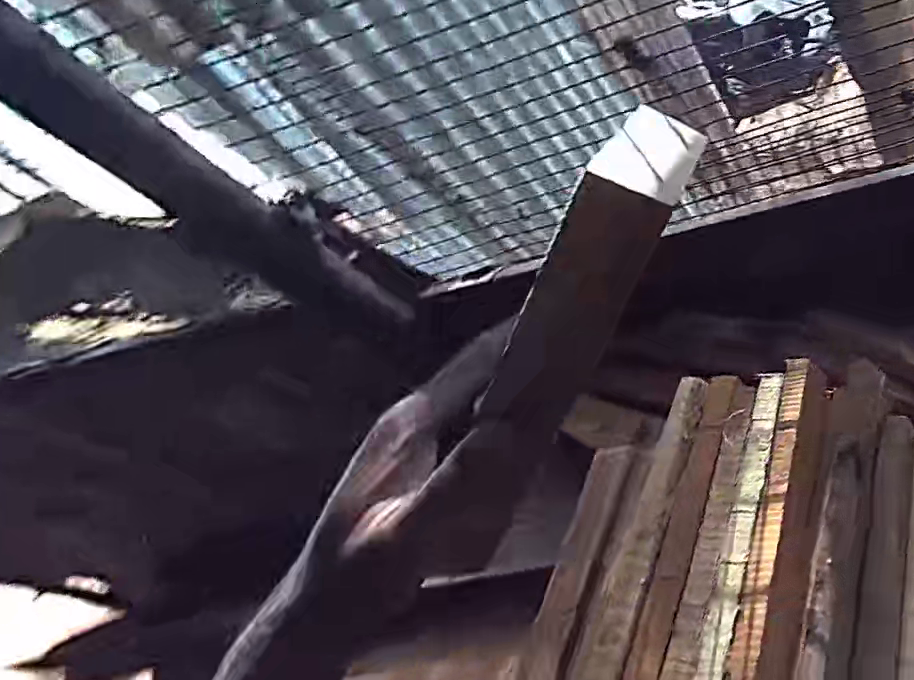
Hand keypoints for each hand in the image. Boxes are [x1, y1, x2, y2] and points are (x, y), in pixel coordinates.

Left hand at [215, 322, 544, 679]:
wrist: (317, 616)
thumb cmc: (353, 576)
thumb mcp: (400, 534)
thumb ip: (450, 483)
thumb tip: (506, 430)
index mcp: (410, 420)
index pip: (476, 358)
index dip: (521, 331)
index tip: (566, 310)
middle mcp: (419, 416)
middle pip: (486, 364)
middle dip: (533, 344)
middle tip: (584, 332)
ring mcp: (427, 435)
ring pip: (489, 386)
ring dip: (529, 370)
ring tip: (576, 359)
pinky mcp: (437, 455)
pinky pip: (488, 413)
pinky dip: (521, 401)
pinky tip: (547, 408)